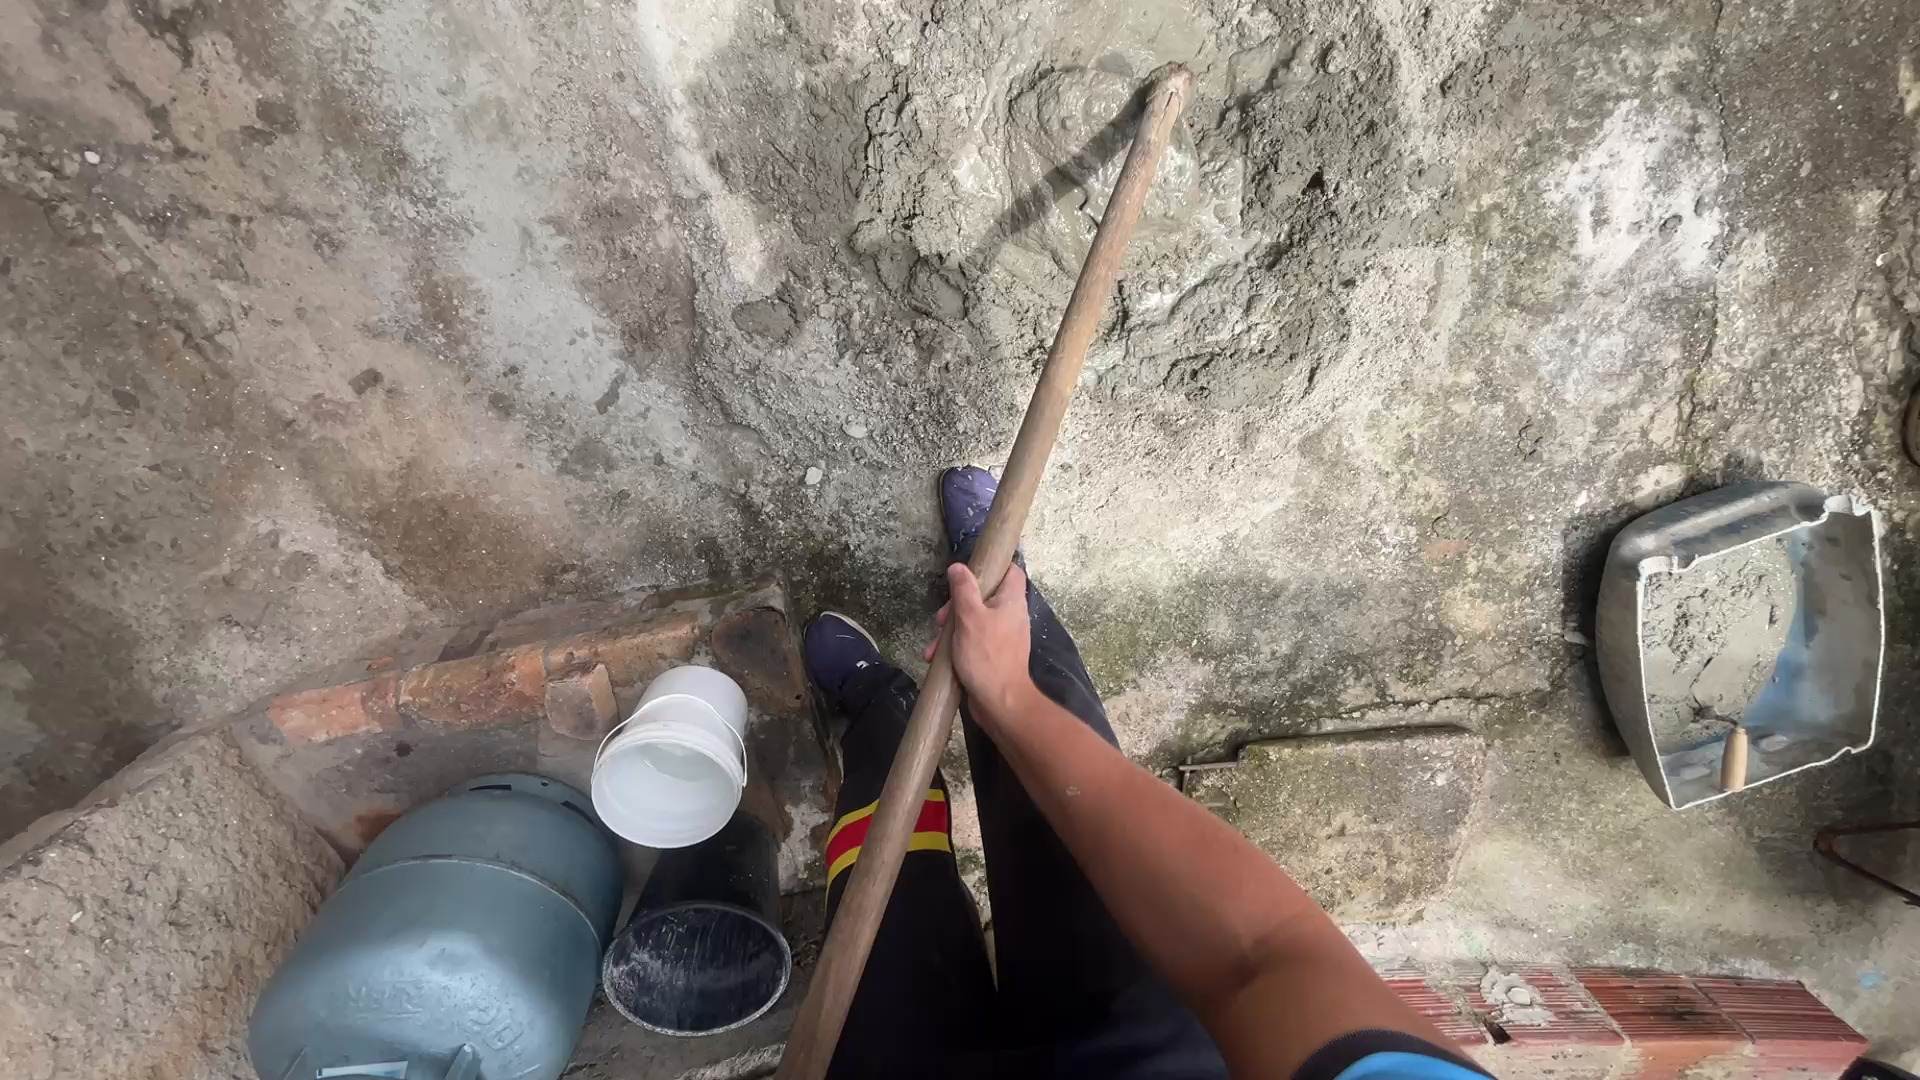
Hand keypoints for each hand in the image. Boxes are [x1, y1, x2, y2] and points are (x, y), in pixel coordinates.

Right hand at [925, 562, 1035, 719]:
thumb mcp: (970, 618)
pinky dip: (957, 646)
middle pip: (984, 597)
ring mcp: (1003, 636)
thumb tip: (958, 567)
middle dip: (957, 606)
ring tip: (934, 645)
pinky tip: (937, 658)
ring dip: (951, 630)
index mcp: (1011, 601)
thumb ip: (963, 590)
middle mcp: (1010, 616)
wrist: (1000, 703)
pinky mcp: (994, 655)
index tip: (969, 573)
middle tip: (942, 619)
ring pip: (974, 621)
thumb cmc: (987, 656)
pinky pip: (974, 641)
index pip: (1011, 572)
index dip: (992, 567)